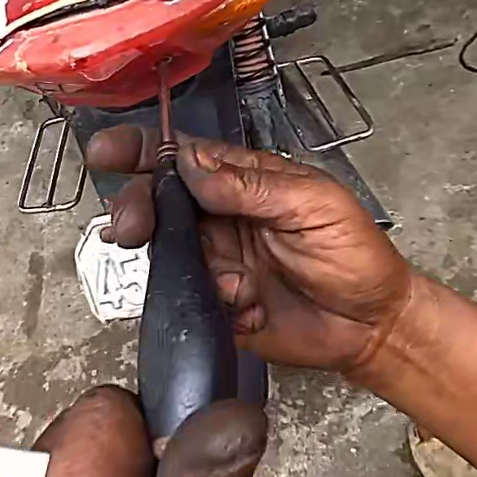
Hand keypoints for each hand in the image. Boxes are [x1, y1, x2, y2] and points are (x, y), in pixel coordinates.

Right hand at [87, 130, 414, 374]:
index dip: (143, 150)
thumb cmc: (354, 255)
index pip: (185, 157)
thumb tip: (189, 164)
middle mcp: (221, 218)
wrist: (369, 325)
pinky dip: (214, 304)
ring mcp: (217, 261)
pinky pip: (190, 299)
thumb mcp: (313, 205)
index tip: (107, 153)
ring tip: (235, 284)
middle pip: (160, 203)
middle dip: (139, 209)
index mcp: (244, 182)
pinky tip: (249, 307)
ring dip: (187, 268)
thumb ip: (251, 186)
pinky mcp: (217, 303)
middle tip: (132, 226)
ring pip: (169, 254)